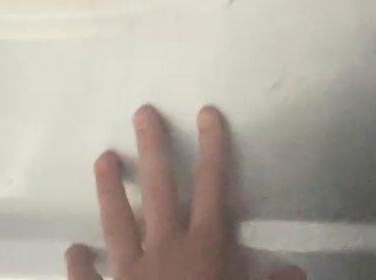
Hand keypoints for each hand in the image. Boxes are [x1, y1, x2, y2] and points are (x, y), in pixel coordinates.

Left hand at [66, 105, 302, 279]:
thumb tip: (301, 274)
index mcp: (206, 245)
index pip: (212, 184)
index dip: (213, 146)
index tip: (206, 112)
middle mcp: (167, 249)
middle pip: (159, 188)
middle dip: (152, 148)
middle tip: (142, 113)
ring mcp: (130, 275)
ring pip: (118, 222)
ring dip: (109, 190)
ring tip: (102, 158)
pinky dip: (81, 265)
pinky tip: (74, 250)